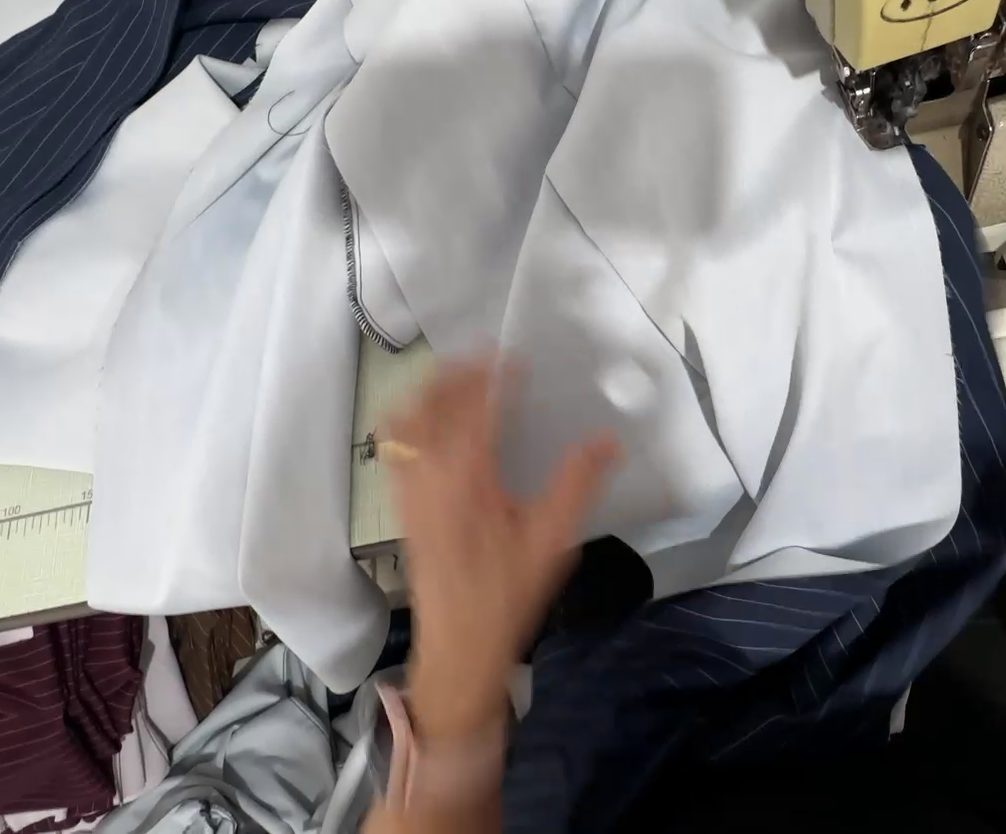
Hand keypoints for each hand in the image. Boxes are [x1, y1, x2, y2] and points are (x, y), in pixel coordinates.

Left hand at [386, 357, 618, 738]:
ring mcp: (410, 491)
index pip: (475, 408)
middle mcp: (431, 476)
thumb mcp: (552, 540)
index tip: (514, 359)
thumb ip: (578, 484)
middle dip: (455, 372)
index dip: (492, 375)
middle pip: (430, 404)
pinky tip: (430, 422)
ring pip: (406, 422)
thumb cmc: (506, 593)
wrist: (458, 647)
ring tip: (457, 377)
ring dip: (428, 391)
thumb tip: (609, 439)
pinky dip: (409, 421)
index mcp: (468, 478)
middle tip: (486, 357)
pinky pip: (395, 448)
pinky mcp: (403, 506)